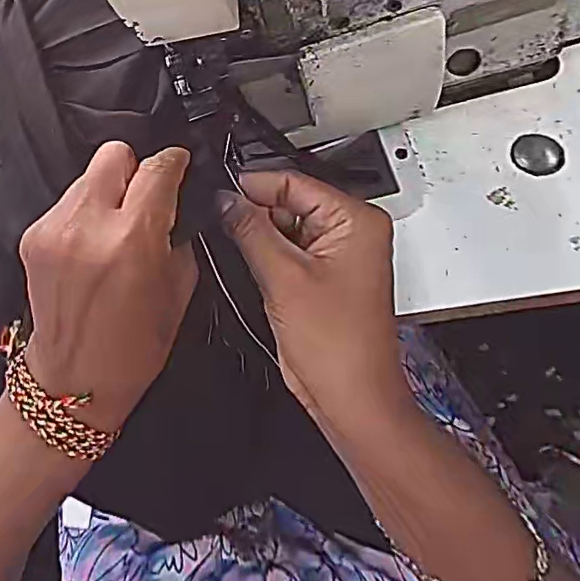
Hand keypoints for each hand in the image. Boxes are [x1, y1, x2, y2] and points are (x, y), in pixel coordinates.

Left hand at [18, 142, 197, 430]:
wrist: (74, 381)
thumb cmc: (131, 348)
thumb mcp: (179, 287)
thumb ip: (178, 232)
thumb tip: (175, 198)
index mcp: (132, 241)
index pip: (157, 167)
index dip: (174, 161)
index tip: (178, 164)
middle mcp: (88, 227)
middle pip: (114, 153)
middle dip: (136, 169)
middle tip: (145, 197)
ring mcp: (54, 230)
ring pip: (89, 174)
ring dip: (110, 191)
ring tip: (117, 227)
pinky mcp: (33, 236)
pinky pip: (68, 200)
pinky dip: (86, 211)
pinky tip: (94, 242)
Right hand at [218, 171, 406, 424]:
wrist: (350, 398)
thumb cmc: (341, 349)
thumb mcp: (284, 277)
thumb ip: (249, 231)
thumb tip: (226, 201)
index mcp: (357, 220)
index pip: (296, 182)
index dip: (254, 187)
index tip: (222, 195)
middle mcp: (353, 232)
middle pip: (290, 203)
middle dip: (257, 216)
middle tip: (227, 227)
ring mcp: (339, 254)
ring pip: (286, 228)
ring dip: (262, 240)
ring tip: (255, 264)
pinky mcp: (324, 275)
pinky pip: (290, 251)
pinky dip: (270, 259)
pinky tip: (263, 276)